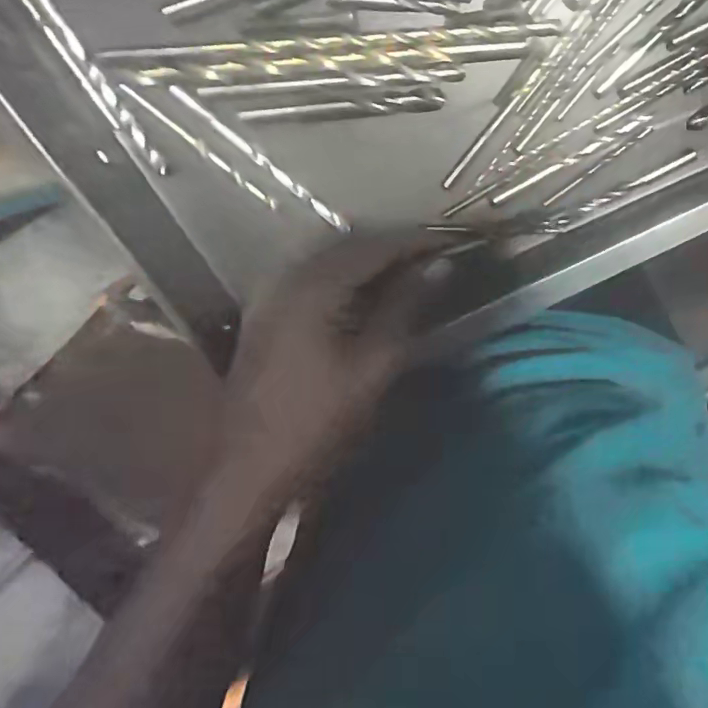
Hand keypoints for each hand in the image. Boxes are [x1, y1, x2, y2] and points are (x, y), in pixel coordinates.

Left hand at [216, 235, 451, 507]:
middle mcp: (287, 282)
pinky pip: (315, 275)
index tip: (453, 242)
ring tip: (411, 267)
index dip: (416, 241)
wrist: (254, 465)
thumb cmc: (322, 417)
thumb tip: (441, 266)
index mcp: (314, 290)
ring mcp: (271, 297)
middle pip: (349, 246)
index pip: (374, 248)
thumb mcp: (376, 362)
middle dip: (395, 245)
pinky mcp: (268, 315)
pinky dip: (349, 274)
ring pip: (330, 258)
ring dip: (372, 258)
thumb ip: (407, 306)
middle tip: (437, 253)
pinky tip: (370, 288)